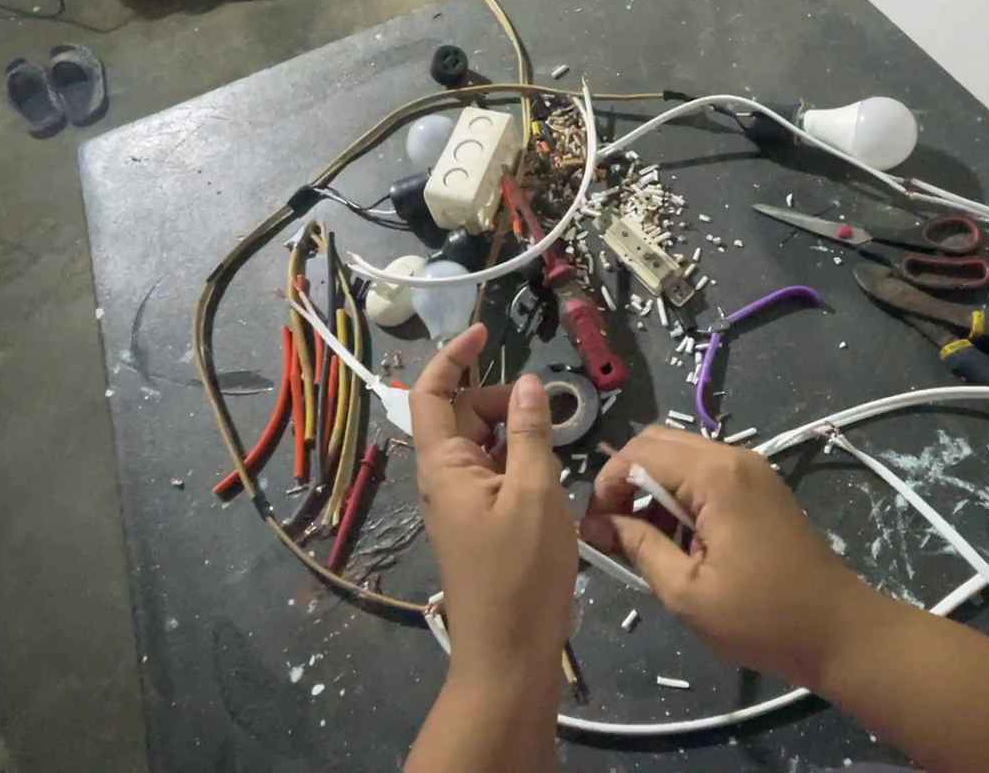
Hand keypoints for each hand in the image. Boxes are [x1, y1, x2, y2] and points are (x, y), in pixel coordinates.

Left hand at [410, 324, 574, 685]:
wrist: (508, 656)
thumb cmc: (520, 573)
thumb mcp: (535, 493)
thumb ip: (532, 433)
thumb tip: (528, 383)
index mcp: (444, 464)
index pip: (432, 393)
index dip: (453, 356)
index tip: (486, 331)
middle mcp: (445, 477)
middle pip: (462, 414)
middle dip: (501, 398)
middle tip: (548, 408)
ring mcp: (462, 501)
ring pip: (482, 442)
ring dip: (515, 428)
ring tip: (556, 437)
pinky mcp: (480, 520)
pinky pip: (494, 470)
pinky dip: (520, 456)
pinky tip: (551, 467)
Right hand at [579, 427, 884, 688]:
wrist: (840, 631)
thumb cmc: (762, 619)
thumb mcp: (687, 594)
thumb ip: (638, 548)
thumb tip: (596, 525)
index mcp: (714, 476)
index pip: (638, 454)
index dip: (606, 485)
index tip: (594, 528)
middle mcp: (731, 456)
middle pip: (657, 442)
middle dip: (625, 478)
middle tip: (612, 527)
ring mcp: (749, 466)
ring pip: (679, 453)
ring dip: (651, 485)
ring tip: (642, 536)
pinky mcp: (758, 482)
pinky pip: (703, 469)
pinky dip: (678, 490)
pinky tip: (677, 534)